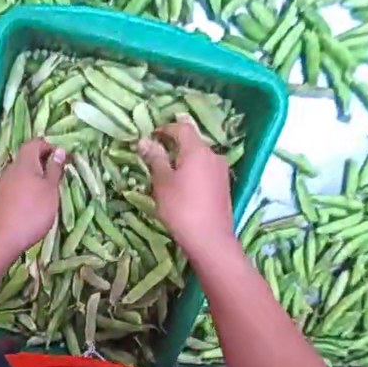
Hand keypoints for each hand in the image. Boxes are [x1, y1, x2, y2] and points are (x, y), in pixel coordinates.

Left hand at [0, 138, 65, 257]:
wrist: (2, 239)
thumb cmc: (32, 212)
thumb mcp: (50, 191)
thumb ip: (54, 170)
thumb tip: (58, 150)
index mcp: (24, 163)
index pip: (35, 143)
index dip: (49, 147)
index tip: (61, 160)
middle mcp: (9, 170)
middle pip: (26, 158)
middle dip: (41, 163)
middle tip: (56, 177)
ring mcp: (1, 185)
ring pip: (19, 174)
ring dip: (33, 178)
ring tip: (46, 193)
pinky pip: (13, 187)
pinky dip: (24, 190)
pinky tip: (30, 205)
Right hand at [139, 116, 235, 260]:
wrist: (210, 238)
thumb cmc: (181, 208)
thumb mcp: (162, 183)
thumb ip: (155, 159)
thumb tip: (144, 141)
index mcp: (197, 150)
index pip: (182, 128)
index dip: (166, 128)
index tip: (152, 134)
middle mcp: (213, 155)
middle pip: (192, 142)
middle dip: (174, 145)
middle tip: (156, 154)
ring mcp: (221, 171)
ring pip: (199, 158)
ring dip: (183, 160)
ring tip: (167, 173)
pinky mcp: (223, 186)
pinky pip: (205, 171)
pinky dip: (192, 172)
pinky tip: (183, 187)